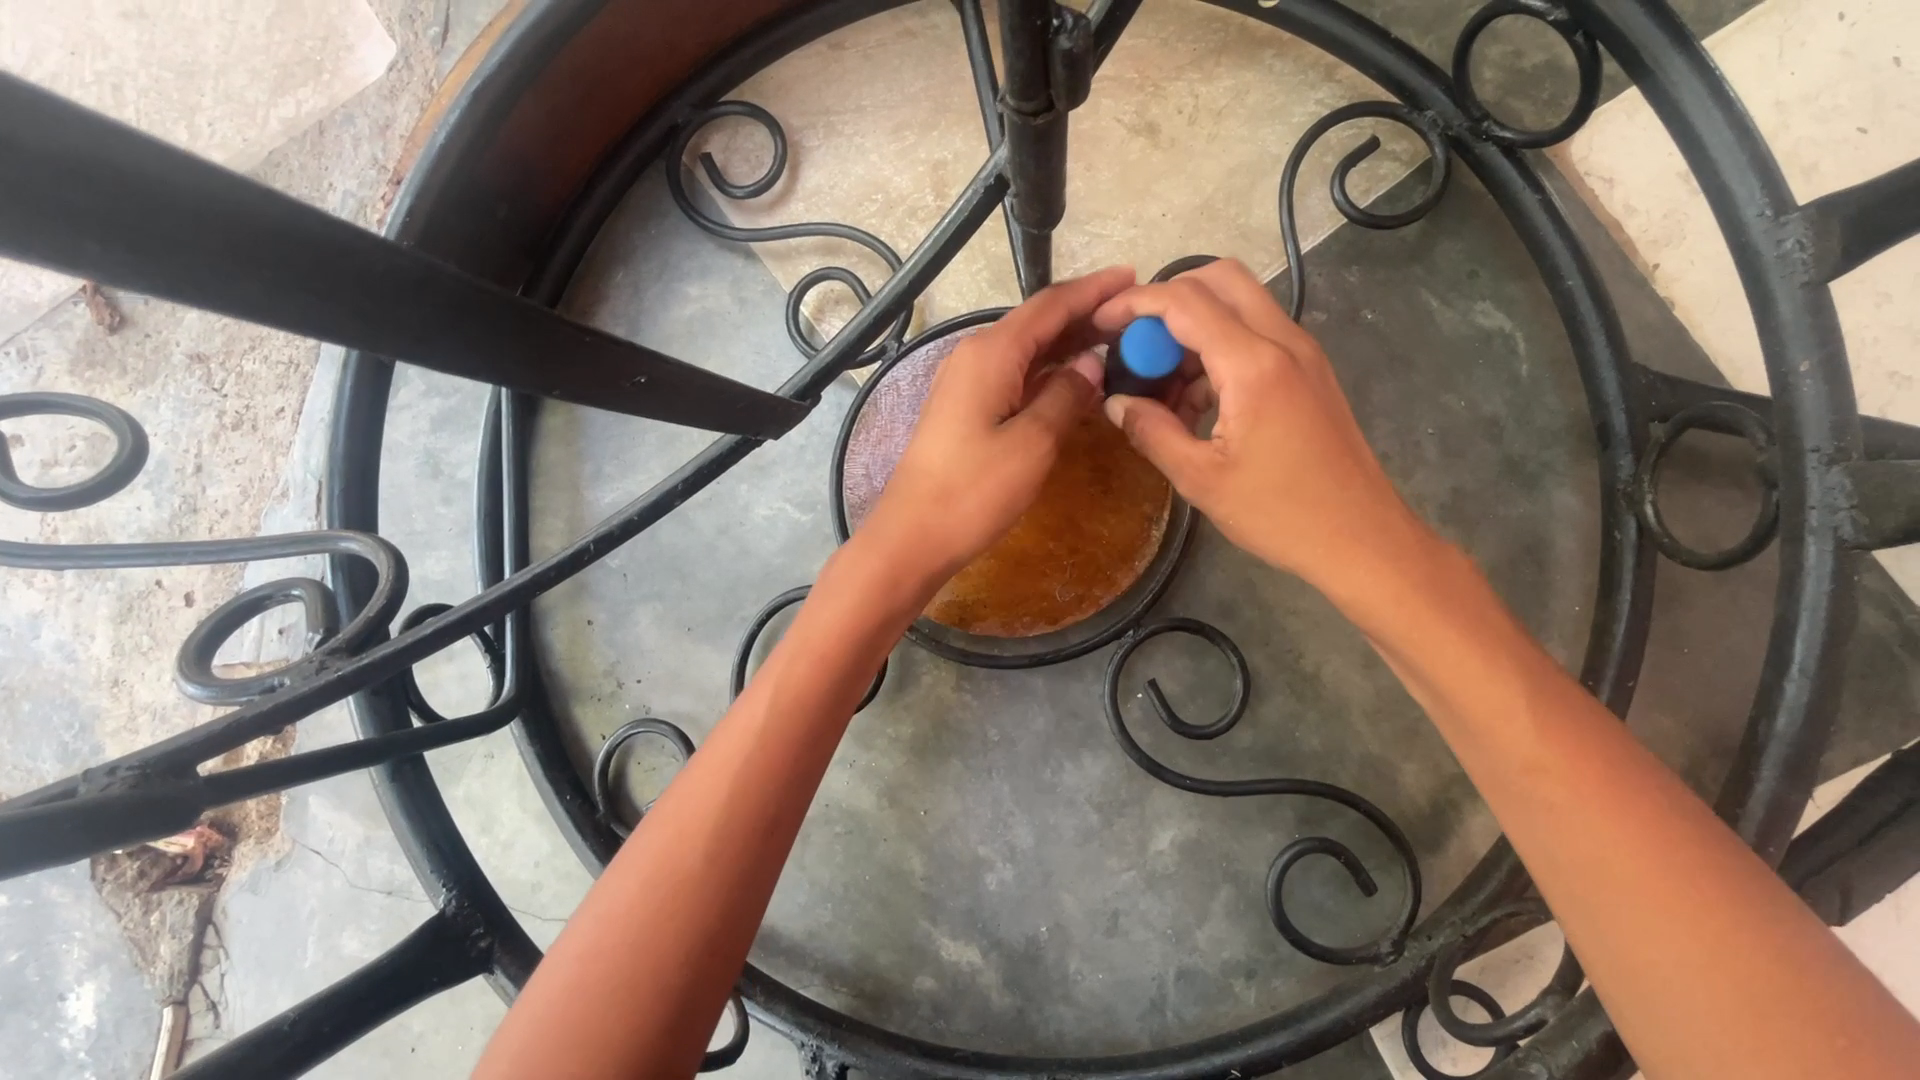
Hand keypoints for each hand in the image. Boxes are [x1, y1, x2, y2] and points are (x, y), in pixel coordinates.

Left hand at [859, 267, 1134, 581]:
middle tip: (1134, 317)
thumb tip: (1091, 364)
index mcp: (992, 353)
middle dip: (1084, 315)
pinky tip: (1075, 382)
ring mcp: (966, 382)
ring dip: (1067, 345)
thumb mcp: (1032, 444)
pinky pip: (1014, 376)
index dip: (1093, 290)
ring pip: (1026, 350)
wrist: (913, 536)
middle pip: (1037, 323)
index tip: (1133, 277)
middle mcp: (975, 355)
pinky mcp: (964, 408)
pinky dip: (1047, 373)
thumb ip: (1066, 397)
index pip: (1050, 305)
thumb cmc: (973, 491)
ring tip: (1115, 343)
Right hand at [1092, 259, 1431, 591]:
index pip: (1184, 301)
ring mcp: (1302, 354)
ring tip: (1162, 385)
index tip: (1100, 323)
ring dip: (1194, 327)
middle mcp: (1282, 342)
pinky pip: (1256, 335)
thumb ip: (1151, 431)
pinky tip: (1196, 401)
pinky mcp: (1309, 372)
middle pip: (1220, 279)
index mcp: (1253, 364)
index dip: (1134, 303)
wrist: (1361, 538)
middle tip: (1136, 343)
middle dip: (1168, 298)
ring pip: (1240, 304)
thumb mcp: (1200, 479)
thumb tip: (1116, 402)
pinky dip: (1218, 348)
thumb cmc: (1279, 514)